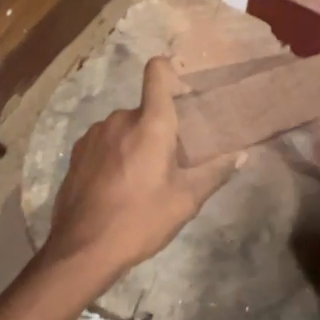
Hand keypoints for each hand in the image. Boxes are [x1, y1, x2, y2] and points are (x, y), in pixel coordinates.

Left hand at [40, 56, 239, 281]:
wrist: (82, 248)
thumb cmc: (141, 220)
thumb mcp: (186, 200)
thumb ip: (214, 172)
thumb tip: (241, 154)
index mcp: (150, 123)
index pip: (157, 72)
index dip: (170, 70)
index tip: (183, 89)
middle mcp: (120, 119)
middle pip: (146, 110)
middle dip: (159, 129)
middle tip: (172, 161)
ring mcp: (94, 134)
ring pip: (124, 128)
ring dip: (135, 143)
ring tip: (142, 179)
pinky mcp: (77, 152)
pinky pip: (105, 143)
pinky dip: (115, 155)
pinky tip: (117, 187)